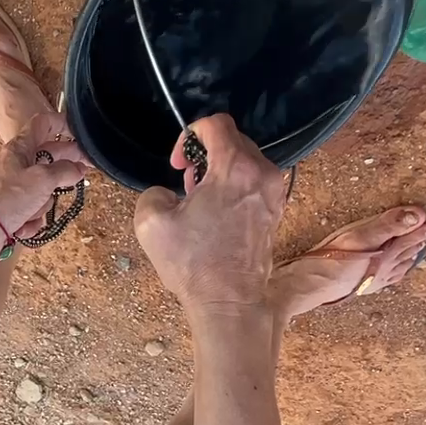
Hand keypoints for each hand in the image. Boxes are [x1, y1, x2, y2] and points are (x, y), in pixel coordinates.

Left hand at [0, 112, 90, 237]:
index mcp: (20, 148)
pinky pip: (32, 211)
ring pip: (43, 190)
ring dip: (42, 204)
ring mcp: (14, 188)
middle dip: (65, 167)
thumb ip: (65, 171)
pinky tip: (24, 226)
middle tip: (83, 170)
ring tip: (33, 209)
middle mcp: (16, 165)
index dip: (63, 124)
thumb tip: (77, 170)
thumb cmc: (7, 201)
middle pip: (49, 157)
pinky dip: (31, 220)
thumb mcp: (43, 180)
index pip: (44, 124)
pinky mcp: (12, 209)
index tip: (80, 134)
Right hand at [134, 114, 285, 314]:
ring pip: (245, 163)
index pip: (216, 124)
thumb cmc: (192, 263)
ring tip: (198, 200)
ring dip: (218, 173)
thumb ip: (152, 193)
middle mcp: (262, 173)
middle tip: (185, 183)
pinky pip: (253, 184)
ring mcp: (274, 193)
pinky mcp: (275, 212)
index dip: (189, 135)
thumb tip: (165, 193)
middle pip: (234, 141)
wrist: (227, 299)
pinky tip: (214, 215)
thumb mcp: (150, 223)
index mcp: (234, 168)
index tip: (177, 163)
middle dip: (205, 155)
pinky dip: (233, 189)